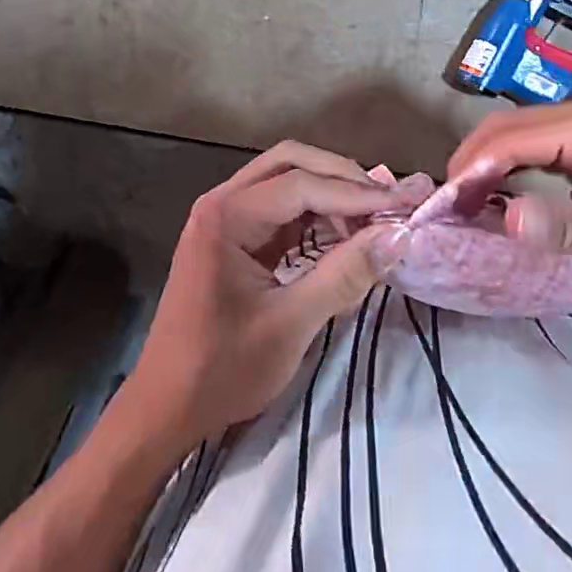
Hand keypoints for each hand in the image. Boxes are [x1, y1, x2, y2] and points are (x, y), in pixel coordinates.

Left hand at [125, 141, 415, 447]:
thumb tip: (399, 235)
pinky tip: (346, 234)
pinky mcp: (235, 238)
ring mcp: (226, 218)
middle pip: (292, 163)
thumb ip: (345, 274)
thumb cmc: (220, 369)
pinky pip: (283, 208)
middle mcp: (222, 203)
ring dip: (332, 194)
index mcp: (226, 216)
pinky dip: (317, 214)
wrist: (166, 408)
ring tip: (375, 219)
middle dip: (344, 179)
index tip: (406, 206)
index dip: (358, 193)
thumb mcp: (290, 324)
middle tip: (388, 204)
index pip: (303, 184)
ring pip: (288, 180)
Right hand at [447, 97, 571, 295]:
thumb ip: (568, 229)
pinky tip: (509, 202)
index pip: (511, 137)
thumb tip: (500, 217)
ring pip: (526, 138)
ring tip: (467, 209)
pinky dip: (517, 173)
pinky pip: (547, 153)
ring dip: (492, 167)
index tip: (440, 209)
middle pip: (511, 128)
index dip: (470, 169)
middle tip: (446, 210)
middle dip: (472, 163)